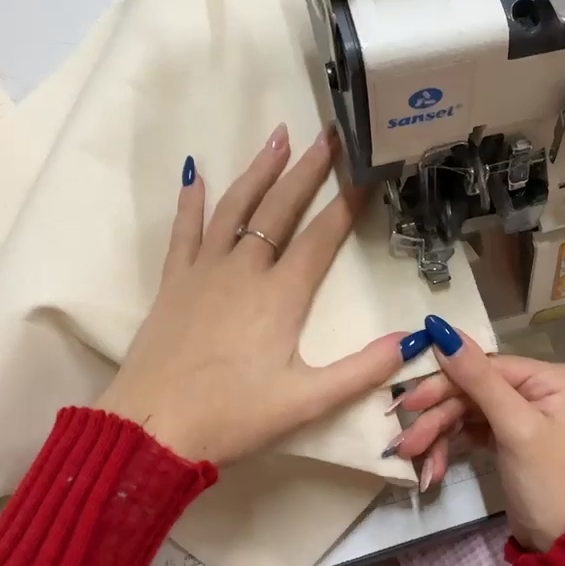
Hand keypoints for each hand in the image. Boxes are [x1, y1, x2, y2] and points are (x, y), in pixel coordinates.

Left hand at [96, 124, 405, 464]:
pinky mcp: (172, 283)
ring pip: (234, 209)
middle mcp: (243, 271)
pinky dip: (190, 201)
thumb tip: (414, 339)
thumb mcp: (307, 402)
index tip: (367, 171)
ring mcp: (203, 272)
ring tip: (277, 136)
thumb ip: (363, 370)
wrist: (150, 431)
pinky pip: (184, 231)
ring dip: (258, 171)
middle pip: (280, 209)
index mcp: (281, 296)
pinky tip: (194, 174)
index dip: (348, 203)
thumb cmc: (233, 417)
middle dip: (307, 169)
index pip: (322, 237)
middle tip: (328, 134)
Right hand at [388, 320, 564, 551]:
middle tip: (405, 440)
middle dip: (437, 416)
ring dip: (437, 435)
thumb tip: (444, 331)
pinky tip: (433, 468)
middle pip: (471, 389)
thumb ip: (479, 379)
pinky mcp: (504, 438)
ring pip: (464, 412)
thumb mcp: (515, 427)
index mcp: (547, 377)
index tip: (408, 401)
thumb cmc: (548, 480)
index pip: (484, 367)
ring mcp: (517, 414)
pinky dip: (449, 447)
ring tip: (412, 458)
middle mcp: (534, 388)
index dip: (444, 381)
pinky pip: (468, 431)